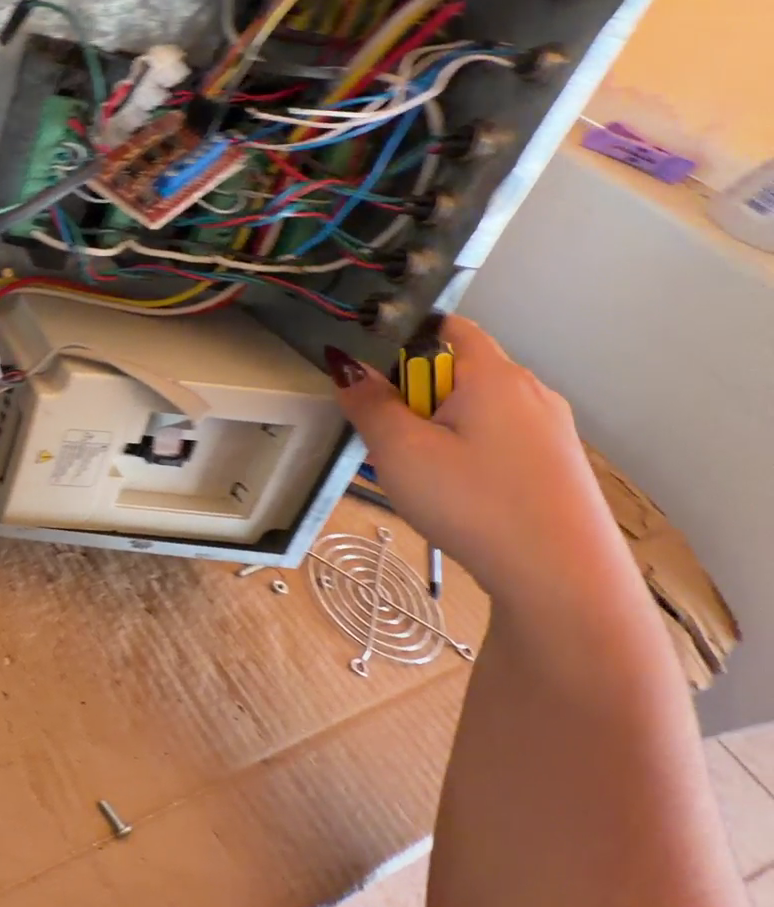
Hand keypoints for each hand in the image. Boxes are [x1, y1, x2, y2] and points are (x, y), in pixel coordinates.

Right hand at [326, 316, 630, 609]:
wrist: (562, 580)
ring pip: (471, 409)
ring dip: (431, 427)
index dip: (400, 338)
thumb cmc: (474, 503)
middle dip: (409, 395)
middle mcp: (529, 392)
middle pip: (454, 371)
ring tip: (408, 472)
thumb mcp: (400, 449)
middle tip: (381, 436)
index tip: (365, 370)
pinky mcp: (553, 465)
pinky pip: (493, 439)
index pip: (445, 326)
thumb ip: (367, 402)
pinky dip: (460, 451)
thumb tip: (344, 363)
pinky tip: (447, 492)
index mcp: (494, 375)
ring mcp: (548, 430)